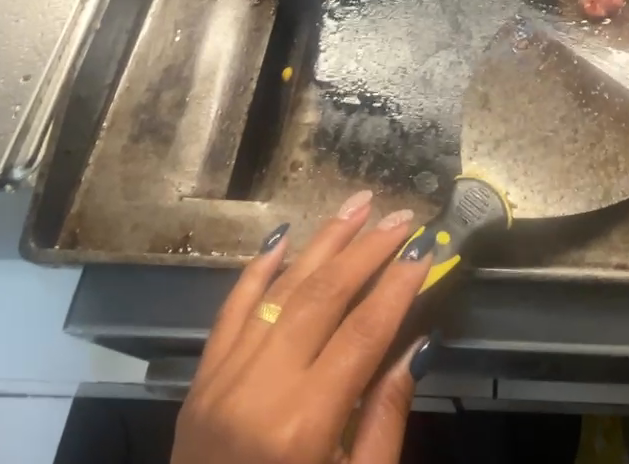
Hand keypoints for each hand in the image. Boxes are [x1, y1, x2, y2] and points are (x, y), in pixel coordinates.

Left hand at [173, 192, 435, 463]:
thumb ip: (386, 415)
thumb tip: (418, 344)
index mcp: (303, 425)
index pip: (364, 331)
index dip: (400, 285)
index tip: (429, 248)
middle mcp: (258, 390)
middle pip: (323, 296)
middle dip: (367, 250)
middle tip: (402, 216)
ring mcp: (222, 380)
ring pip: (279, 289)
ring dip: (322, 242)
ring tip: (357, 205)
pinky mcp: (199, 381)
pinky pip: (231, 310)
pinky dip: (259, 269)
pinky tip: (285, 237)